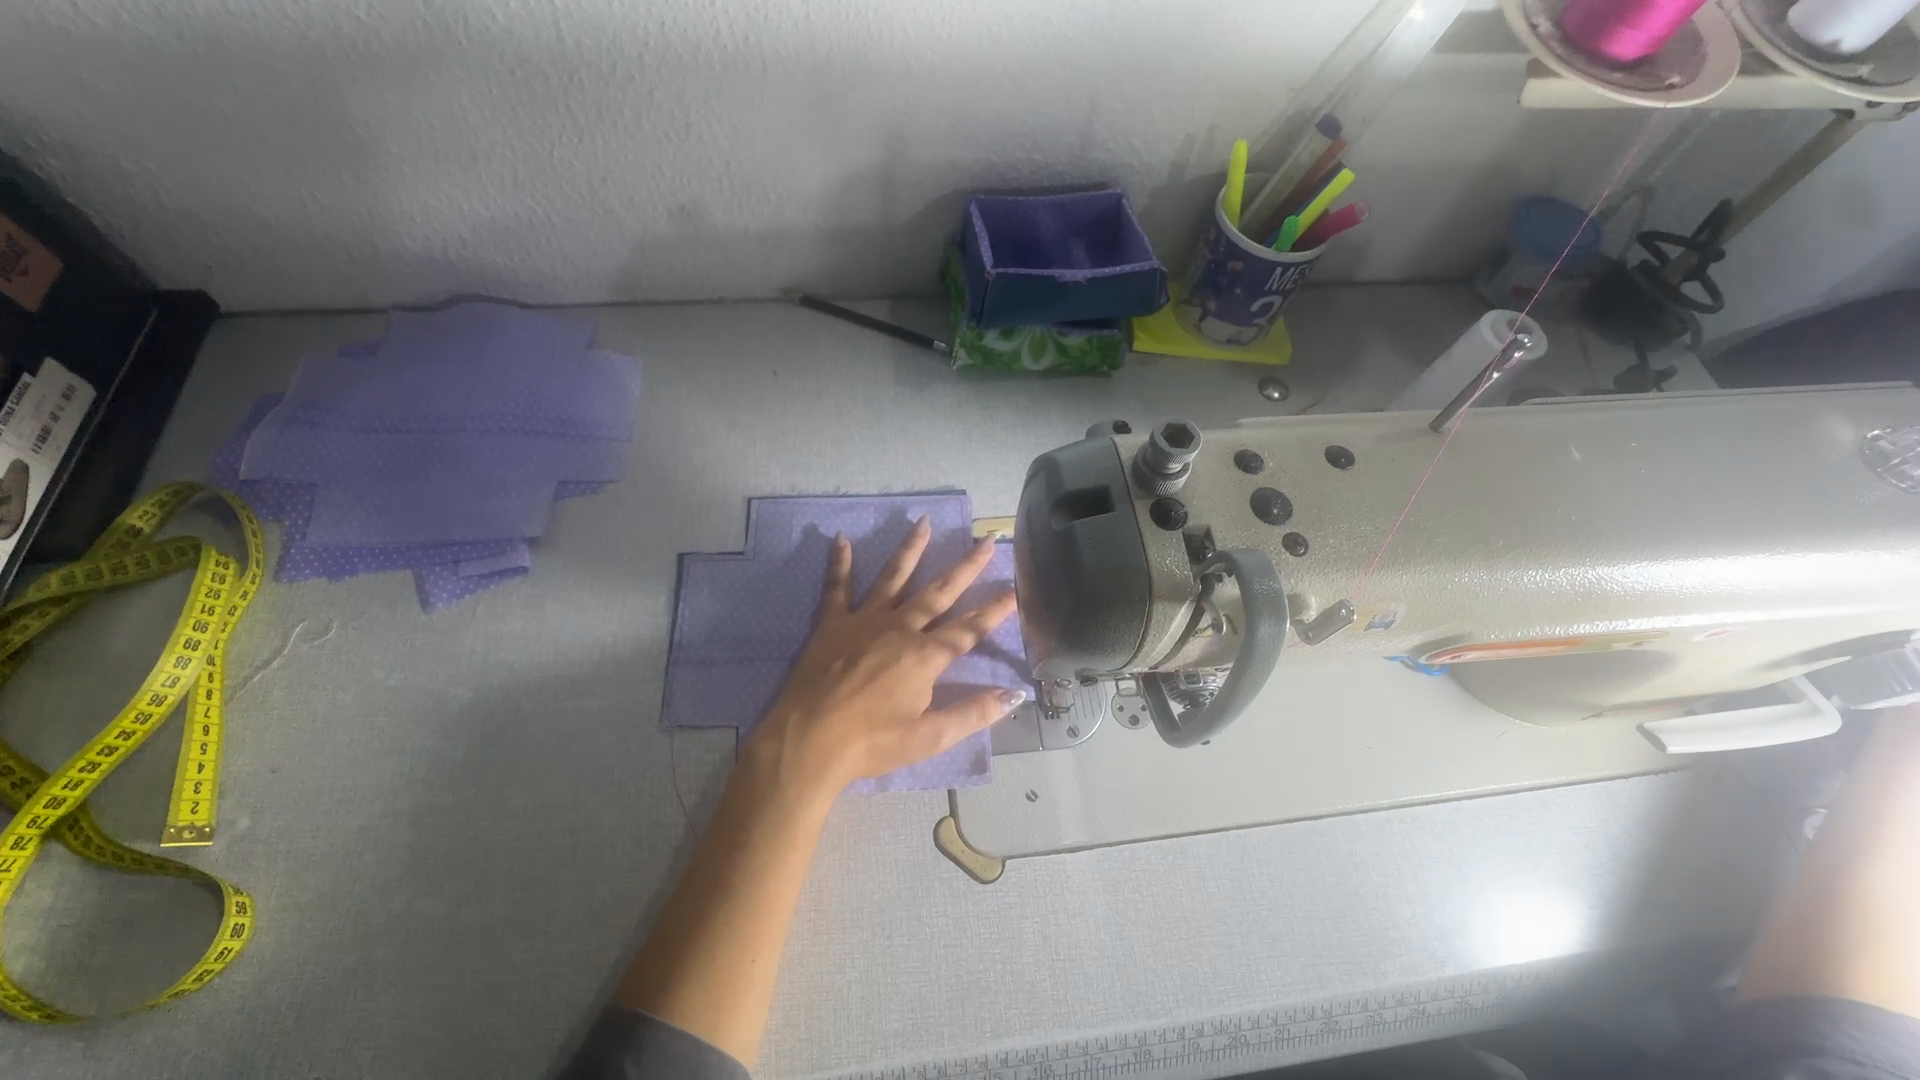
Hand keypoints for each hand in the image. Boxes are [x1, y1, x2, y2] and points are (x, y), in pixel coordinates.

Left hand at [742, 518, 1022, 798]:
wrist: (808, 739)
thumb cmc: (872, 743)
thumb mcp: (929, 737)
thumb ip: (973, 714)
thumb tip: (1015, 696)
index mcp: (925, 656)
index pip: (970, 629)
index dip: (995, 610)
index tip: (1015, 589)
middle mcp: (899, 628)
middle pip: (938, 592)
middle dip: (966, 567)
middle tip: (986, 540)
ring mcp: (863, 621)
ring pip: (893, 577)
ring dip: (911, 549)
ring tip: (924, 522)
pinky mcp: (831, 624)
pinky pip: (837, 586)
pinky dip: (840, 562)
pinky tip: (840, 539)